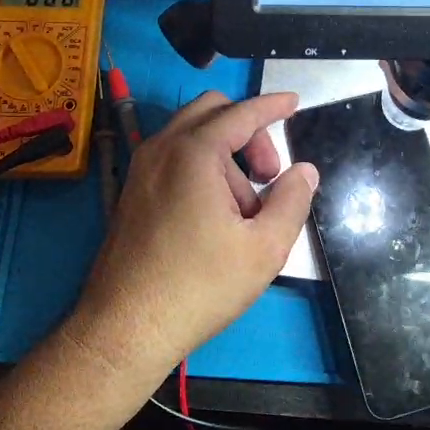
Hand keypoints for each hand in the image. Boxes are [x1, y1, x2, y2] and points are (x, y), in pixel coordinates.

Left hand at [66, 91, 316, 387]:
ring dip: (226, 156)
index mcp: (193, 153)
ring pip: (192, 137)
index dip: (272, 105)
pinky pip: (173, 159)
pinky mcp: (131, 192)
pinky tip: (214, 217)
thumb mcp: (264, 248)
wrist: (125, 327)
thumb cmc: (200, 287)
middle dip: (249, 131)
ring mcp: (140, 170)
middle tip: (270, 174)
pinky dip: (201, 168)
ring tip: (244, 213)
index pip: (241, 113)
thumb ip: (292, 200)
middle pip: (212, 112)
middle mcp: (161, 149)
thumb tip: (304, 171)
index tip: (294, 102)